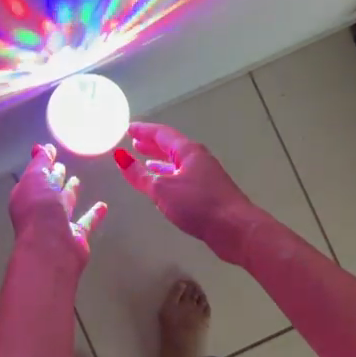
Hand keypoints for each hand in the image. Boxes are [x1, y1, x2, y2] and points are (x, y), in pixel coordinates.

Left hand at [10, 142, 106, 266]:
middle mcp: (39, 211)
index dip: (42, 164)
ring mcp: (57, 225)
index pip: (34, 177)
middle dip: (54, 178)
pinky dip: (93, 215)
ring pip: (65, 205)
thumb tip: (41, 148)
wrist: (51, 248)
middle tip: (62, 166)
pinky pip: (85, 222)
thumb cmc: (39, 210)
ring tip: (77, 180)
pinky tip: (102, 205)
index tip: (50, 150)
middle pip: (48, 191)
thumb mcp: (35, 179)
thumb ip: (39, 163)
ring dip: (70, 193)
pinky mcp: (76, 237)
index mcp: (26, 196)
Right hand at [113, 122, 262, 262]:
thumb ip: (140, 175)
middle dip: (151, 145)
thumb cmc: (197, 204)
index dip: (144, 131)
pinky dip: (169, 177)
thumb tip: (120, 157)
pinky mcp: (208, 193)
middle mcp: (198, 159)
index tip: (128, 128)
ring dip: (160, 161)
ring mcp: (205, 176)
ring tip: (144, 162)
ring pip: (178, 163)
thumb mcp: (162, 189)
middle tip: (134, 142)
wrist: (235, 228)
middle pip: (171, 147)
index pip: (162, 134)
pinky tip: (162, 186)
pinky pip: (183, 177)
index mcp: (188, 151)